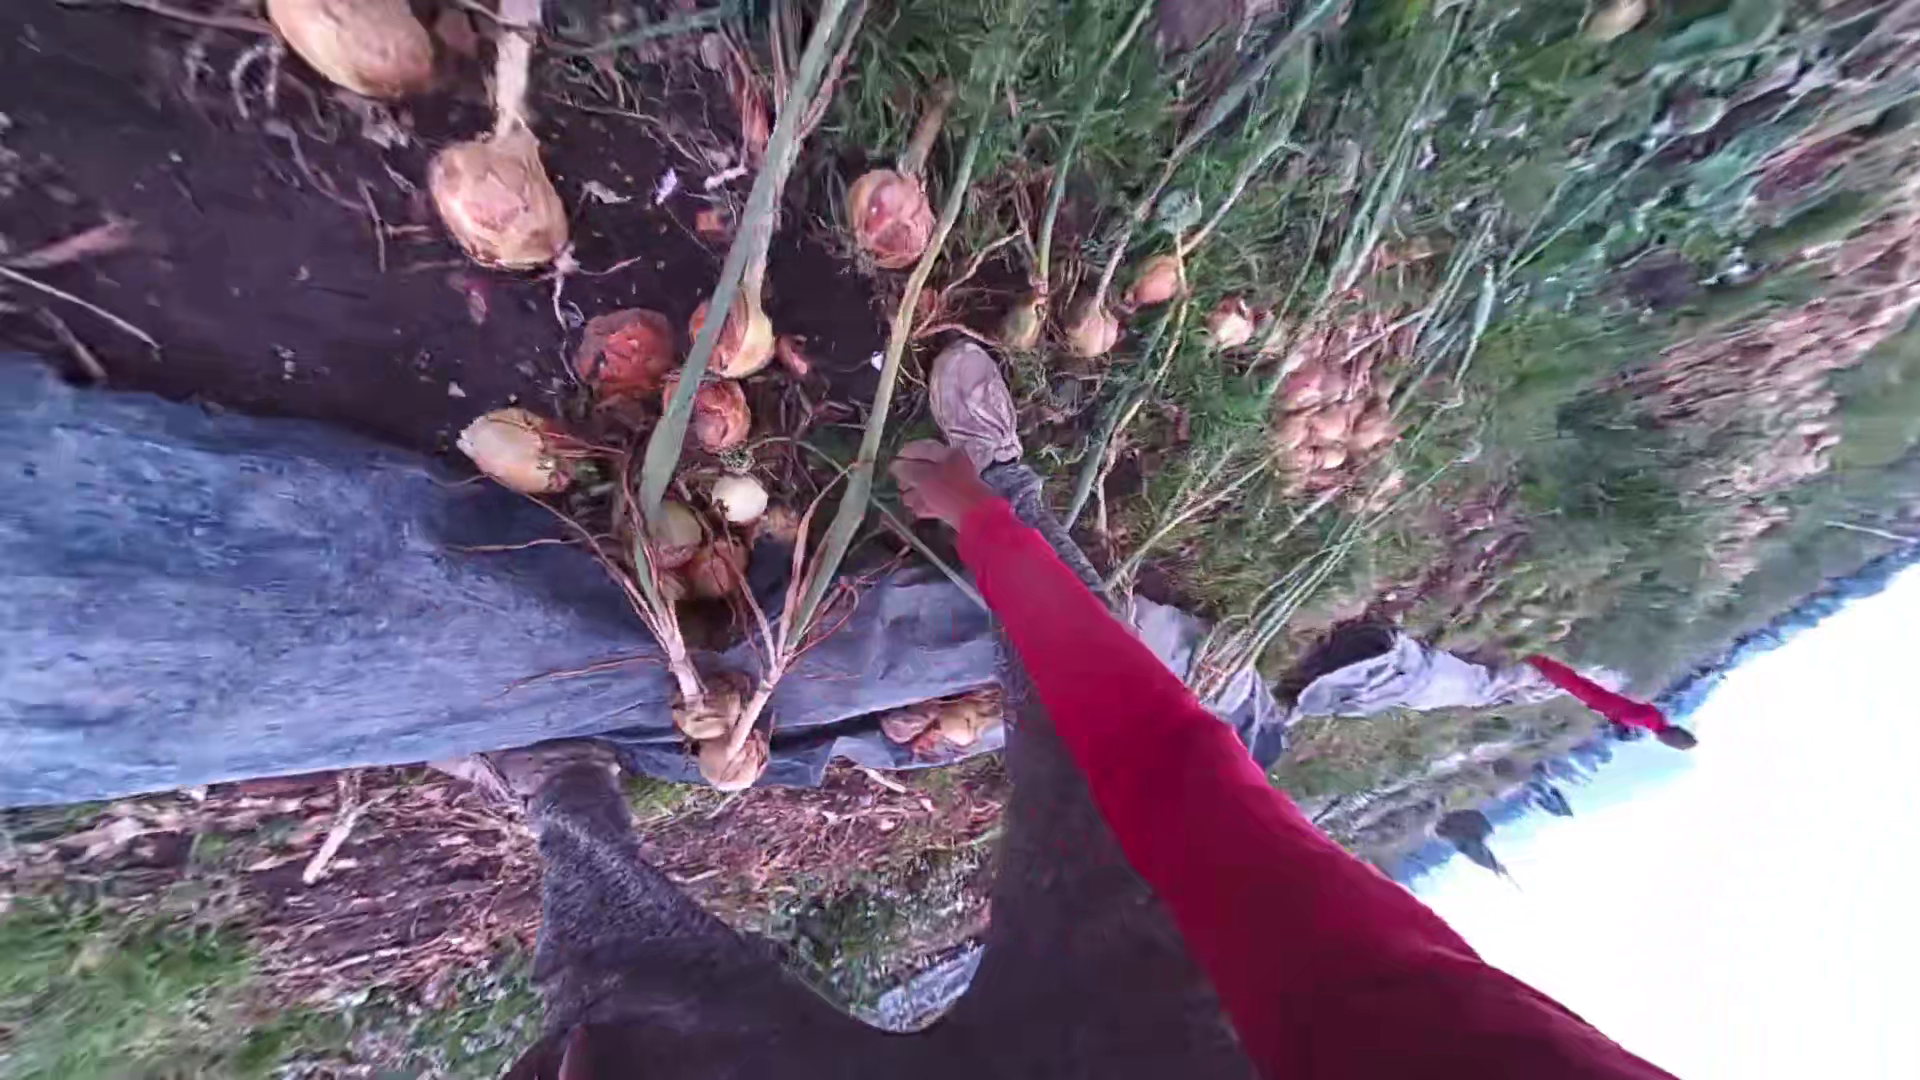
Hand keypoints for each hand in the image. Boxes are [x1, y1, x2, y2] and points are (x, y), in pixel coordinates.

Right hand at [889, 440, 997, 527]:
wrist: (975, 517)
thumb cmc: (949, 490)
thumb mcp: (924, 477)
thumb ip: (908, 470)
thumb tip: (895, 465)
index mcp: (948, 454)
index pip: (924, 448)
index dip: (907, 453)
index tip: (894, 460)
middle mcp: (953, 467)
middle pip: (927, 468)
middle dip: (909, 477)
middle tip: (898, 484)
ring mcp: (956, 486)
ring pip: (931, 486)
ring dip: (916, 493)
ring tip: (904, 500)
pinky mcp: (956, 504)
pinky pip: (938, 501)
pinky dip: (926, 504)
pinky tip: (916, 510)